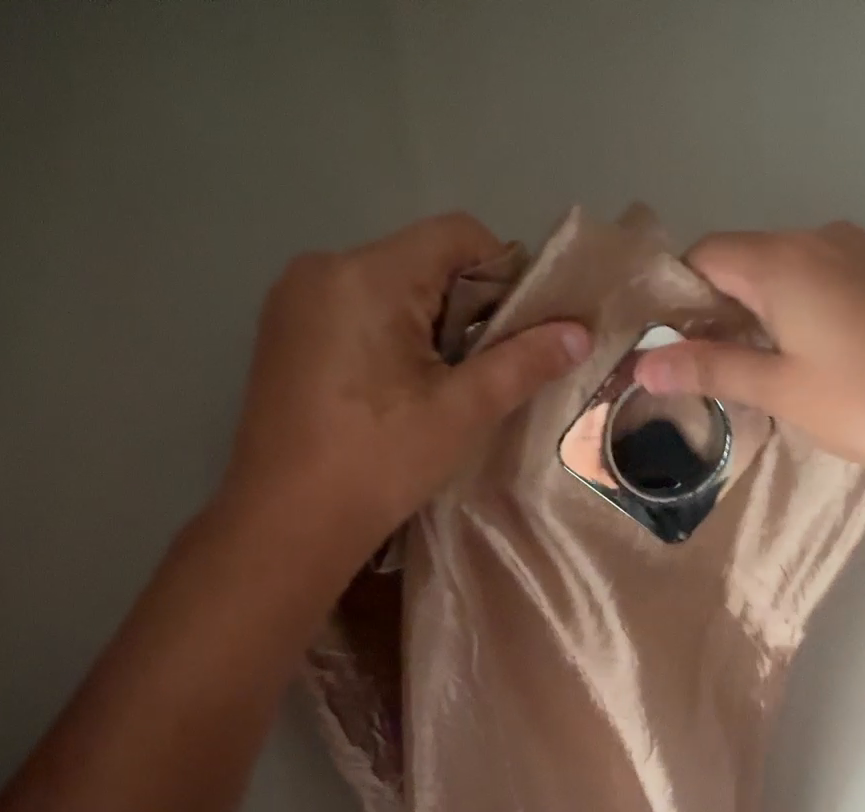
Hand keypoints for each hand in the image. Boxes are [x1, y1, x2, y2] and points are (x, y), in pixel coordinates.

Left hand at [218, 213, 589, 581]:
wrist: (285, 524)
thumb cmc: (379, 463)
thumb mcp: (463, 412)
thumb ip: (524, 363)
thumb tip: (580, 332)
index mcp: (367, 275)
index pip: (457, 235)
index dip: (505, 273)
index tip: (522, 332)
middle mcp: (323, 268)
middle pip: (423, 259)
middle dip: (468, 306)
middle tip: (488, 369)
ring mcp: (295, 300)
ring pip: (391, 286)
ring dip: (432, 324)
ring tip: (445, 386)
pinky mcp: (283, 332)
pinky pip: (357, 309)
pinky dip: (392, 335)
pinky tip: (399, 391)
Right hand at [634, 222, 864, 489]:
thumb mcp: (779, 389)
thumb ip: (709, 368)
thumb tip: (642, 367)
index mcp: (785, 259)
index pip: (706, 256)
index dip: (680, 298)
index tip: (677, 348)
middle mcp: (823, 238)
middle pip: (747, 258)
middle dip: (721, 305)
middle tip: (718, 367)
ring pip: (789, 267)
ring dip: (763, 307)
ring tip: (769, 366)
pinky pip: (827, 275)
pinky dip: (804, 304)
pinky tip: (819, 353)